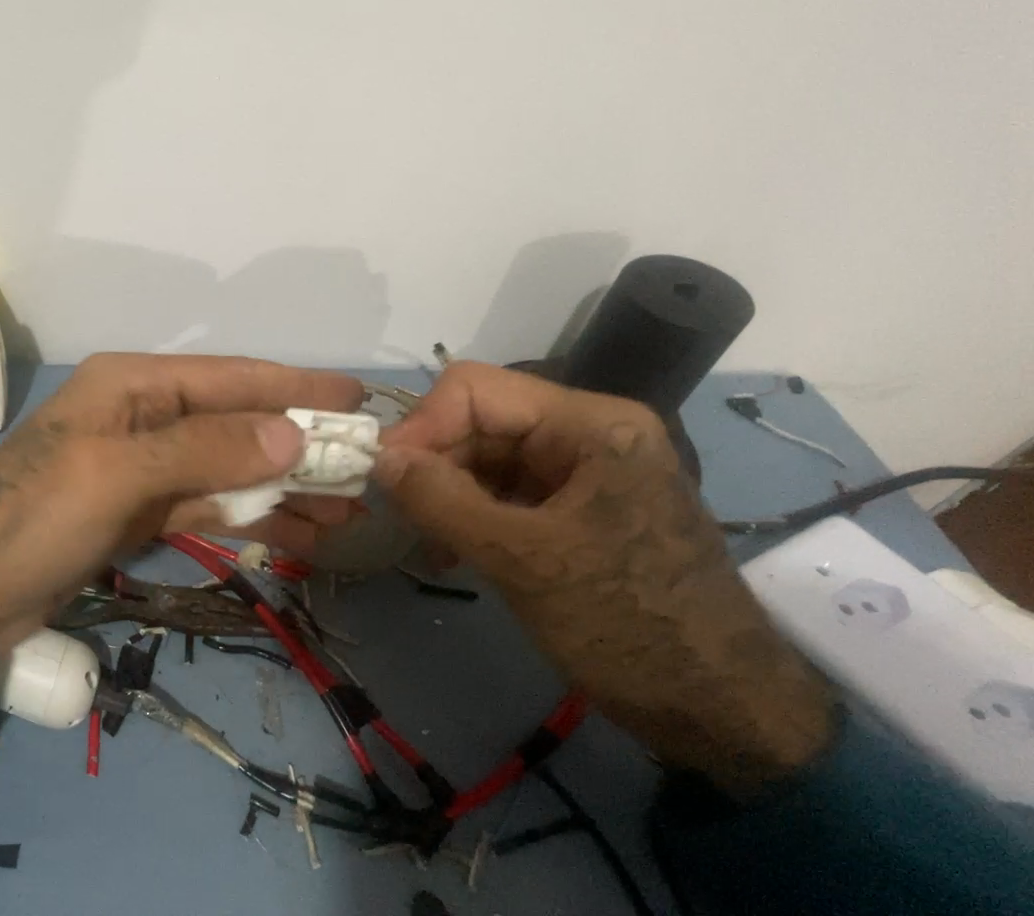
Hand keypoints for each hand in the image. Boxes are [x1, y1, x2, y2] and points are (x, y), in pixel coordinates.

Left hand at [0, 353, 362, 677]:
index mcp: (127, 385)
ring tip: (344, 514)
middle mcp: (137, 417)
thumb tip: (291, 434)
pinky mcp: (136, 516)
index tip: (357, 399)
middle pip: (234, 423)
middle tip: (365, 471)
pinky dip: (248, 518)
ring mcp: (138, 469)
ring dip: (282, 489)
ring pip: (227, 470)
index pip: (227, 378)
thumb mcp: (115, 474)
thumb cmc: (32, 519)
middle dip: (297, 446)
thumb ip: (203, 450)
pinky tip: (294, 534)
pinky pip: (206, 507)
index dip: (294, 388)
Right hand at [375, 362, 836, 795]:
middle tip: (401, 519)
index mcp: (590, 424)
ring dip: (447, 496)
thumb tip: (379, 457)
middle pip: (480, 423)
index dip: (422, 426)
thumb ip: (441, 500)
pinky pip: (509, 494)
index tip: (384, 478)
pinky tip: (452, 554)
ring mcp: (586, 473)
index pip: (475, 390)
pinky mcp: (581, 511)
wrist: (719, 709)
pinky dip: (473, 517)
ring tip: (428, 545)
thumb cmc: (625, 623)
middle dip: (433, 465)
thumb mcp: (521, 559)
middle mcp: (589, 434)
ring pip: (488, 460)